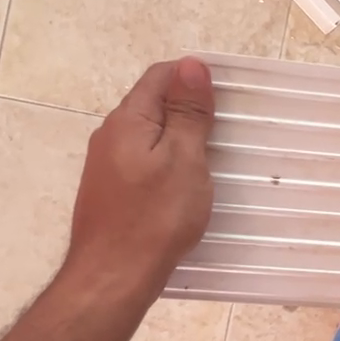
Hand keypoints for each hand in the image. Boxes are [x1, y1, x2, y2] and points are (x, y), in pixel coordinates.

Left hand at [60, 57, 215, 299]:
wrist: (115, 274)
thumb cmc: (156, 215)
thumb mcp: (184, 159)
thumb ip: (187, 114)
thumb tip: (191, 66)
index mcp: (128, 121)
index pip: (159, 77)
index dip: (193, 77)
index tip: (229, 95)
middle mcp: (111, 136)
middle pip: (153, 104)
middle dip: (190, 106)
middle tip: (230, 125)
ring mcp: (109, 164)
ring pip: (150, 133)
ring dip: (182, 134)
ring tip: (216, 152)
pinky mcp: (114, 189)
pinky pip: (147, 158)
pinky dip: (171, 158)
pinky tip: (190, 180)